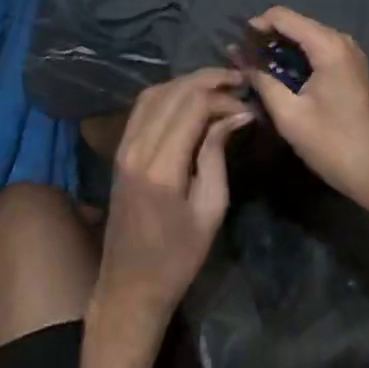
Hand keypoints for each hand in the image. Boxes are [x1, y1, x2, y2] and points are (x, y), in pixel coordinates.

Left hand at [90, 69, 251, 346]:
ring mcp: (123, 146)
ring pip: (157, 91)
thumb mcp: (210, 209)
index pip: (194, 106)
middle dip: (210, 80)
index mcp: (161, 168)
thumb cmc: (178, 257)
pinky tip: (192, 97)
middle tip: (240, 82)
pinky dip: (170, 92)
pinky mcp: (120, 149)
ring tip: (220, 85)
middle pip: (175, 91)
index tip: (248, 108)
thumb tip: (237, 114)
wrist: (129, 287)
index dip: (224, 98)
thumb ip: (217, 154)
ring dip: (189, 82)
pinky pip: (144, 105)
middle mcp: (137, 148)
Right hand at [246, 6, 368, 217]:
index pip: (284, 16)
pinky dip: (298, 57)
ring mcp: (350, 54)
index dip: (257, 25)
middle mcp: (342, 41)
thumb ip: (264, 83)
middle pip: (297, 24)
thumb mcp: (290, 116)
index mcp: (328, 46)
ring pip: (307, 37)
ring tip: (256, 67)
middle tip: (242, 59)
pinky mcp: (352, 68)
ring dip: (282, 48)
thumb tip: (243, 62)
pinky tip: (281, 75)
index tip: (236, 45)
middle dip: (268, 37)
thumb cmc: (333, 145)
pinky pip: (319, 51)